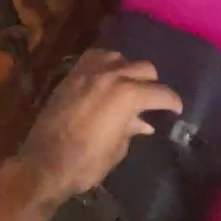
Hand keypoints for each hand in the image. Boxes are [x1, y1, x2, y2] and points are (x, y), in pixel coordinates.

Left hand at [15, 50, 181, 206]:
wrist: (44, 163)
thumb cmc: (85, 163)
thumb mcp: (117, 149)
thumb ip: (132, 129)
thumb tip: (142, 123)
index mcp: (128, 96)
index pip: (160, 92)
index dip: (172, 102)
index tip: (176, 109)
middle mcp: (111, 76)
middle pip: (144, 68)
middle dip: (153, 85)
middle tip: (152, 101)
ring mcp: (89, 72)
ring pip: (120, 57)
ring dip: (128, 70)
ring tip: (128, 86)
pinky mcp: (71, 75)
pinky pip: (95, 57)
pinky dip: (106, 63)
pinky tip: (106, 76)